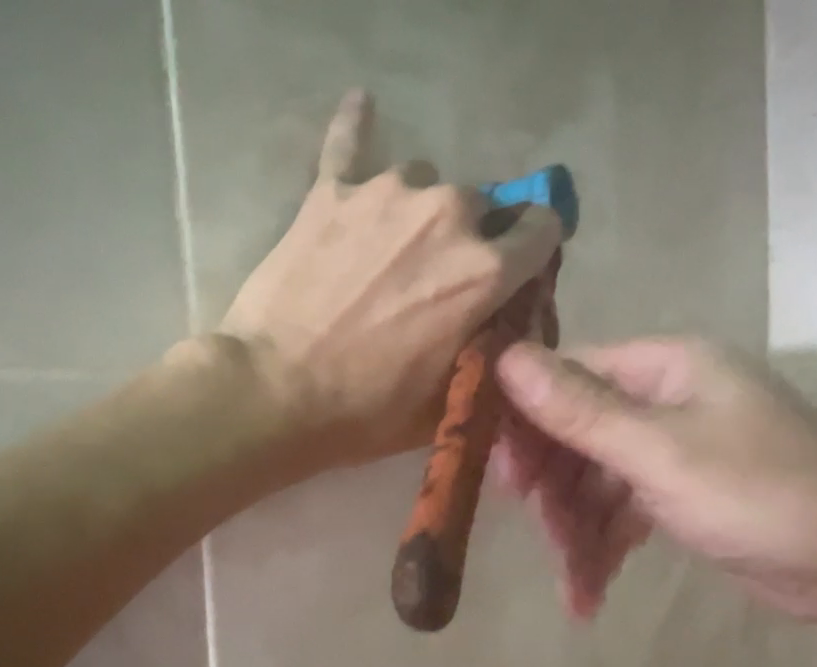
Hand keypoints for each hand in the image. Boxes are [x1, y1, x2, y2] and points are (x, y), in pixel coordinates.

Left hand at [219, 90, 562, 466]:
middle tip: (428, 276)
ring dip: (412, 208)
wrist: (275, 393)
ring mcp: (386, 194)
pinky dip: (357, 125)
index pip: (541, 228)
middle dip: (464, 236)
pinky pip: (348, 141)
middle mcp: (448, 214)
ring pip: (421, 180)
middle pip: (477, 206)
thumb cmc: (366, 411)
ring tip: (381, 246)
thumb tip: (508, 326)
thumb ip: (490, 351)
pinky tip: (362, 105)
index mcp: (486, 269)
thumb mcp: (450, 401)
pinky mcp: (330, 192)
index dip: (531, 247)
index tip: (514, 264)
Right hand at [493, 337, 816, 622]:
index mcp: (667, 366)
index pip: (568, 376)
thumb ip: (577, 410)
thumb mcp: (658, 452)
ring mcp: (679, 449)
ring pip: (597, 483)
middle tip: (542, 539)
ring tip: (575, 591)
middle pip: (578, 436)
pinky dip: (605, 550)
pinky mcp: (686, 495)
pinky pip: (624, 513)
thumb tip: (503, 358)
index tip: (500, 478)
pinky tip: (589, 596)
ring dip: (578, 536)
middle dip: (556, 495)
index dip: (526, 423)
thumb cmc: (760, 492)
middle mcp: (669, 397)